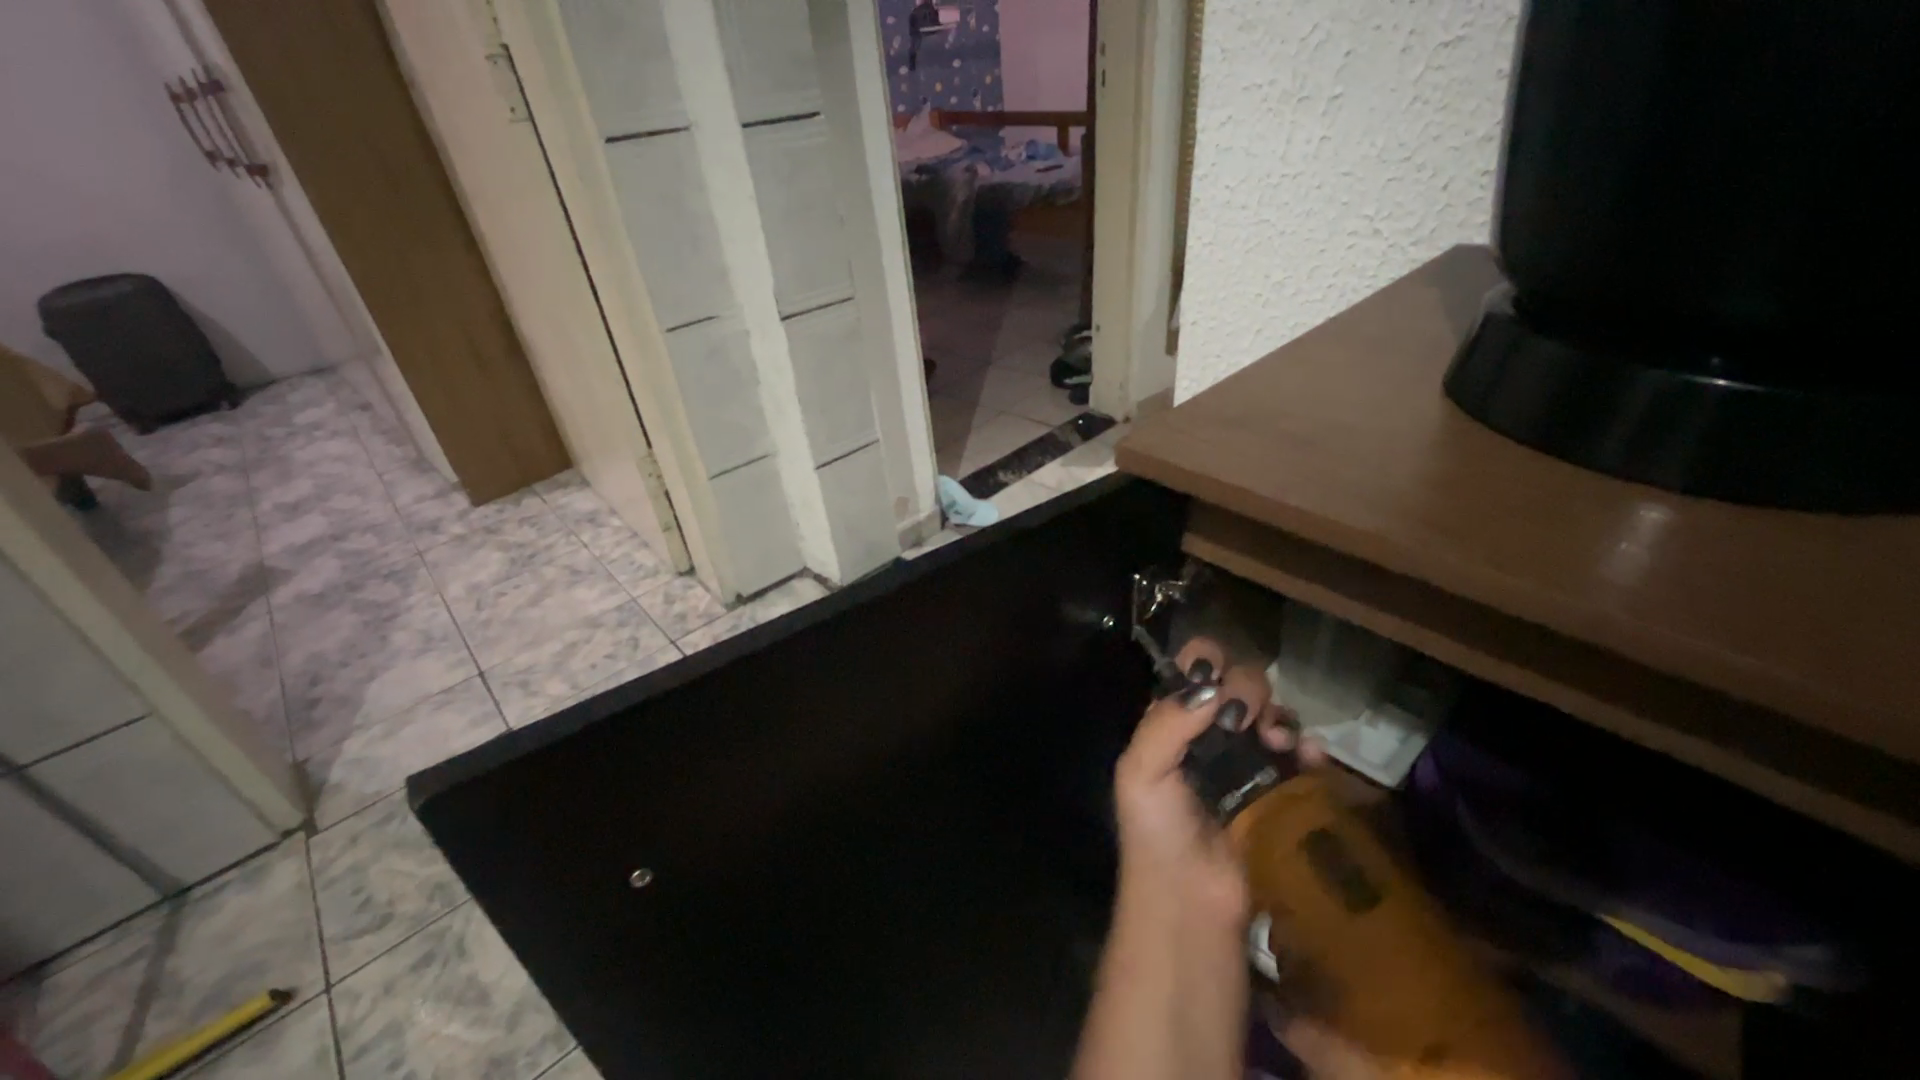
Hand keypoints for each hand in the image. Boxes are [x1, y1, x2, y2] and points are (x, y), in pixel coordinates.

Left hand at [1112, 638, 1300, 924]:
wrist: (1191, 899)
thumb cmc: (1158, 833)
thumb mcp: (1141, 772)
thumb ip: (1166, 722)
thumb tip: (1212, 686)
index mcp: (1171, 725)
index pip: (1192, 671)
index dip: (1207, 661)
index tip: (1216, 674)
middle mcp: (1208, 735)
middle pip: (1238, 684)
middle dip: (1247, 689)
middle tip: (1245, 720)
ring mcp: (1247, 761)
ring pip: (1272, 713)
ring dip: (1280, 715)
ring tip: (1279, 743)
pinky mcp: (1279, 789)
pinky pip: (1301, 753)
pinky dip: (1308, 746)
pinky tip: (1309, 757)